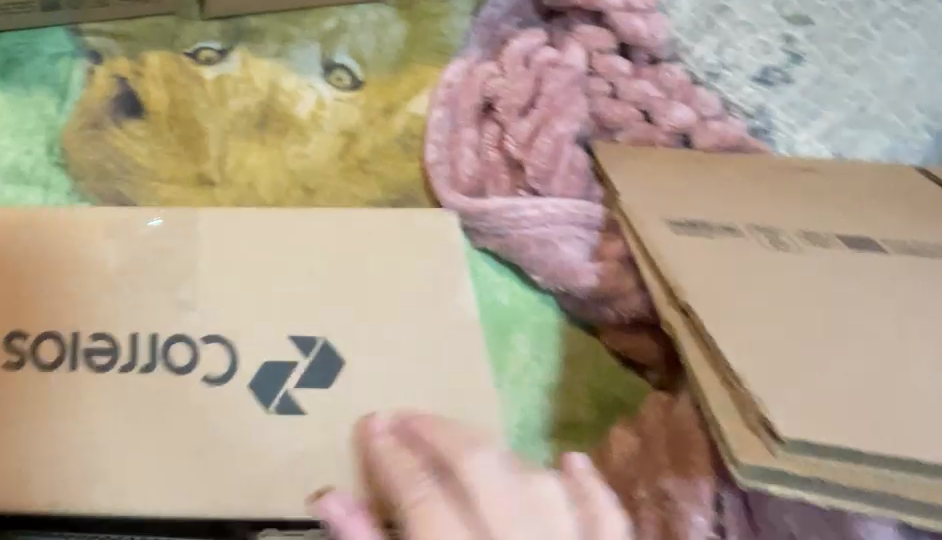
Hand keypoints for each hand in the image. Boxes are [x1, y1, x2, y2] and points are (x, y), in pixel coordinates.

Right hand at [311, 412, 630, 539]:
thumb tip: (329, 498)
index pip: (422, 495)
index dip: (390, 453)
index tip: (368, 425)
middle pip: (480, 469)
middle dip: (434, 431)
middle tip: (400, 418)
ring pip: (540, 484)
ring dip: (499, 456)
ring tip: (462, 447)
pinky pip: (613, 523)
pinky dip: (591, 489)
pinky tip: (566, 462)